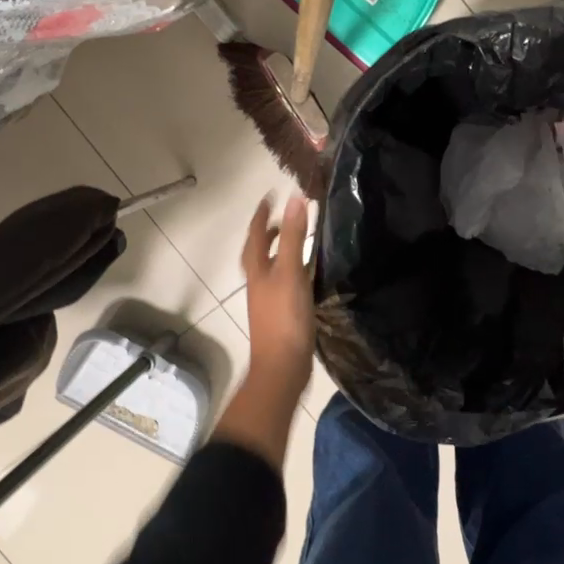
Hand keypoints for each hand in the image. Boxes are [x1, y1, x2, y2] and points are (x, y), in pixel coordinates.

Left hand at [240, 194, 315, 396]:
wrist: (282, 367)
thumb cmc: (284, 318)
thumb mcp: (290, 272)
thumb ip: (293, 237)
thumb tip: (295, 199)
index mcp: (257, 270)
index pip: (255, 234)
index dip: (261, 214)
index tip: (270, 196)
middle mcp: (259, 283)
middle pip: (258, 252)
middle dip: (268, 233)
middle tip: (284, 218)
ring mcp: (269, 300)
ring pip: (270, 268)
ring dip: (279, 251)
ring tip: (297, 241)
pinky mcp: (281, 314)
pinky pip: (284, 283)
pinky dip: (292, 271)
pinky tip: (307, 275)